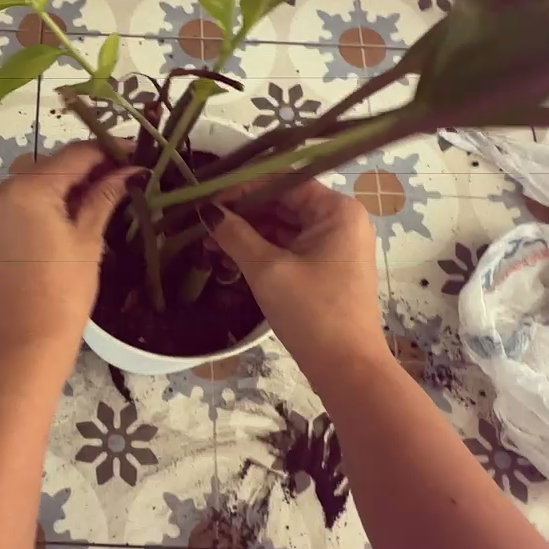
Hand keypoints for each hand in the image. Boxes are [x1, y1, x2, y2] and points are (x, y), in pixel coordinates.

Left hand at [0, 142, 137, 355]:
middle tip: (125, 178)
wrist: (24, 340)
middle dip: (88, 167)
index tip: (136, 154)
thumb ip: (104, 197)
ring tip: (104, 196)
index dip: (108, 151)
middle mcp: (2, 188)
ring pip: (36, 179)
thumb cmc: (62, 294)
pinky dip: (47, 199)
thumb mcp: (88, 240)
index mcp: (27, 188)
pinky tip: (74, 211)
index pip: (75, 154)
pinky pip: (22, 199)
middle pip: (52, 164)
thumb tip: (131, 170)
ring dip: (67, 183)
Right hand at [205, 179, 386, 386]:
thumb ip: (234, 234)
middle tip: (203, 225)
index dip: (242, 188)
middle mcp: (341, 220)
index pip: (282, 181)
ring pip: (283, 226)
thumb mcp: (266, 270)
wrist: (346, 367)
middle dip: (242, 213)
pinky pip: (290, 247)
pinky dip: (262, 250)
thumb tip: (206, 211)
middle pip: (283, 202)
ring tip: (209, 244)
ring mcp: (335, 245)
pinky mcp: (327, 268)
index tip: (206, 200)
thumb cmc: (311, 312)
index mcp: (336, 210)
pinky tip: (230, 258)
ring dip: (248, 233)